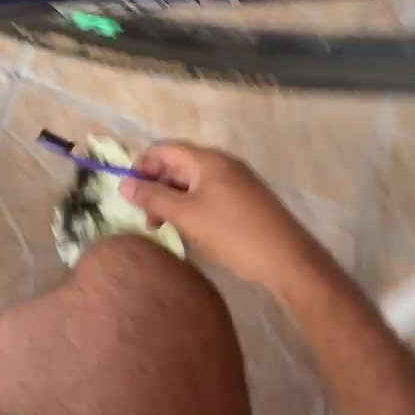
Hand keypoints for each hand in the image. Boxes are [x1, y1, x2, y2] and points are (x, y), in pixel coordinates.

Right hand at [119, 142, 336, 294]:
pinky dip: (192, 207)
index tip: (129, 192)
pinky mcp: (248, 202)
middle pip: (178, 165)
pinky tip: (190, 230)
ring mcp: (239, 183)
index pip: (163, 150)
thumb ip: (151, 197)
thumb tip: (122, 183)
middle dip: (156, 186)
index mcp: (208, 160)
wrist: (292, 264)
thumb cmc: (234, 234)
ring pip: (193, 183)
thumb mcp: (185, 216)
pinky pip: (210, 195)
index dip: (141, 166)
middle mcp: (224, 164)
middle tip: (145, 215)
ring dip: (173, 200)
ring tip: (164, 227)